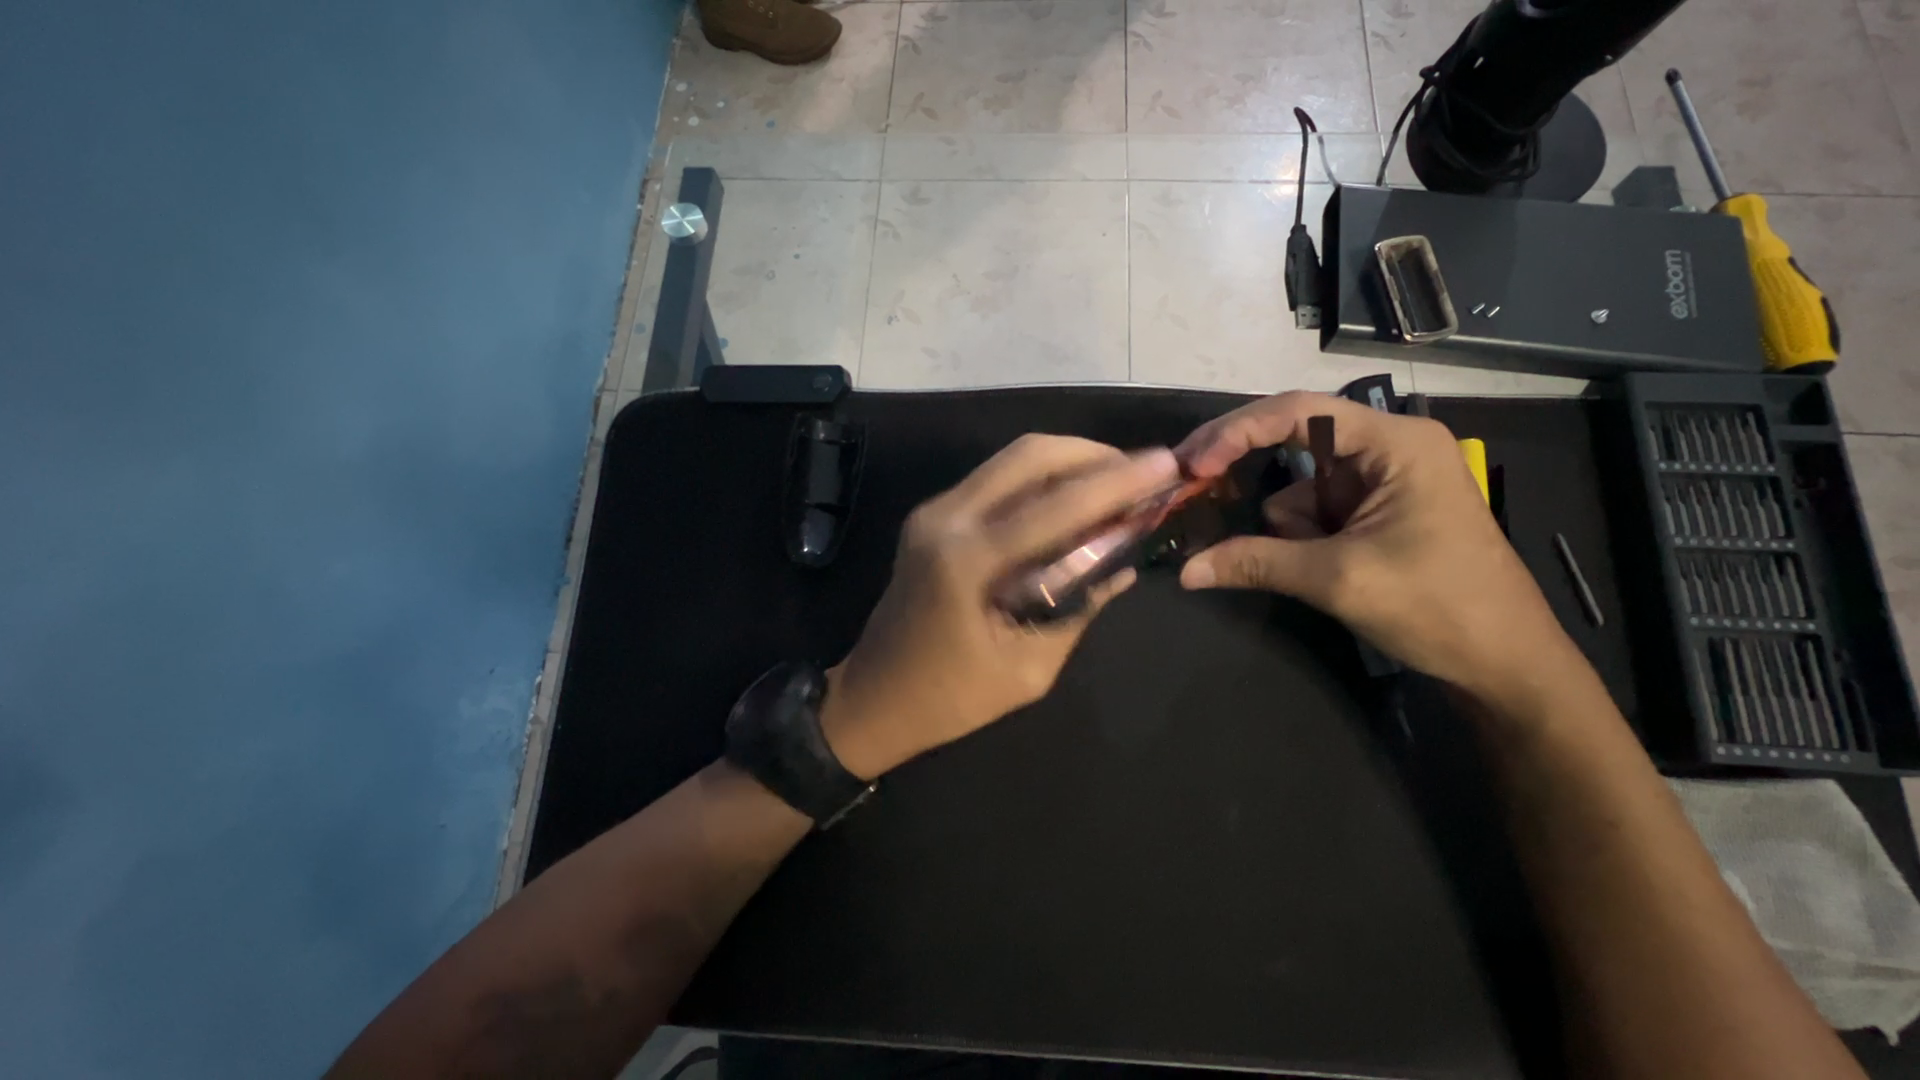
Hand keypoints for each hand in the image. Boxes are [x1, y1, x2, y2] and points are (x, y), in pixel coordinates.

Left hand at [822, 435, 1181, 778]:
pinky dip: (1040, 478)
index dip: (1118, 482)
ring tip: (1117, 481)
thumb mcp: (1029, 668)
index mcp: (967, 561)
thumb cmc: (951, 699)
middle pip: (1029, 455)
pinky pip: (996, 478)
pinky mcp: (932, 516)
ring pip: (1011, 459)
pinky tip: (1073, 497)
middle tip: (1142, 472)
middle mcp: (946, 519)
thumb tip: (1123, 564)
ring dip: (1069, 460)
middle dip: (1094, 454)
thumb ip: (1078, 608)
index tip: (1166, 465)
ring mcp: (934, 511)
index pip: (1056, 505)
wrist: (873, 698)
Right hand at [1174, 391, 1578, 704]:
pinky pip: (1319, 512)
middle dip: (1251, 471)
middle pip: (1296, 444)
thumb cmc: (1438, 607)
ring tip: (1317, 569)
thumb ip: (1257, 563)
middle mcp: (1391, 448)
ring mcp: (1386, 481)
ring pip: (1302, 486)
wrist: (1506, 663)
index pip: (1299, 412)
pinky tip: (1325, 571)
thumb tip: (1186, 570)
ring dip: (1289, 526)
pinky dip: (1304, 538)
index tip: (1193, 464)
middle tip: (1193, 488)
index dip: (1238, 432)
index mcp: (1395, 442)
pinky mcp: (1380, 513)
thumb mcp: (1338, 580)